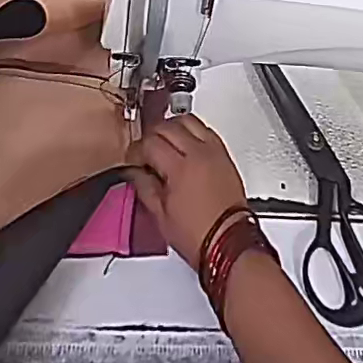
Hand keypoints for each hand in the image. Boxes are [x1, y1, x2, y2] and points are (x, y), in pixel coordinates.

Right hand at [129, 112, 248, 267]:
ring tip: (164, 143)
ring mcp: (214, 152)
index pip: (150, 143)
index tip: (133, 160)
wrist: (229, 242)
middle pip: (167, 126)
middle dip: (151, 136)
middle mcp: (199, 154)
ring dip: (172, 127)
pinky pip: (206, 130)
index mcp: (180, 168)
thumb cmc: (200, 235)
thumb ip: (144, 187)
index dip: (136, 150)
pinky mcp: (225, 155)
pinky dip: (193, 131)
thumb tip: (134, 172)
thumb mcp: (161, 216)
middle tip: (145, 152)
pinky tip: (185, 144)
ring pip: (189, 120)